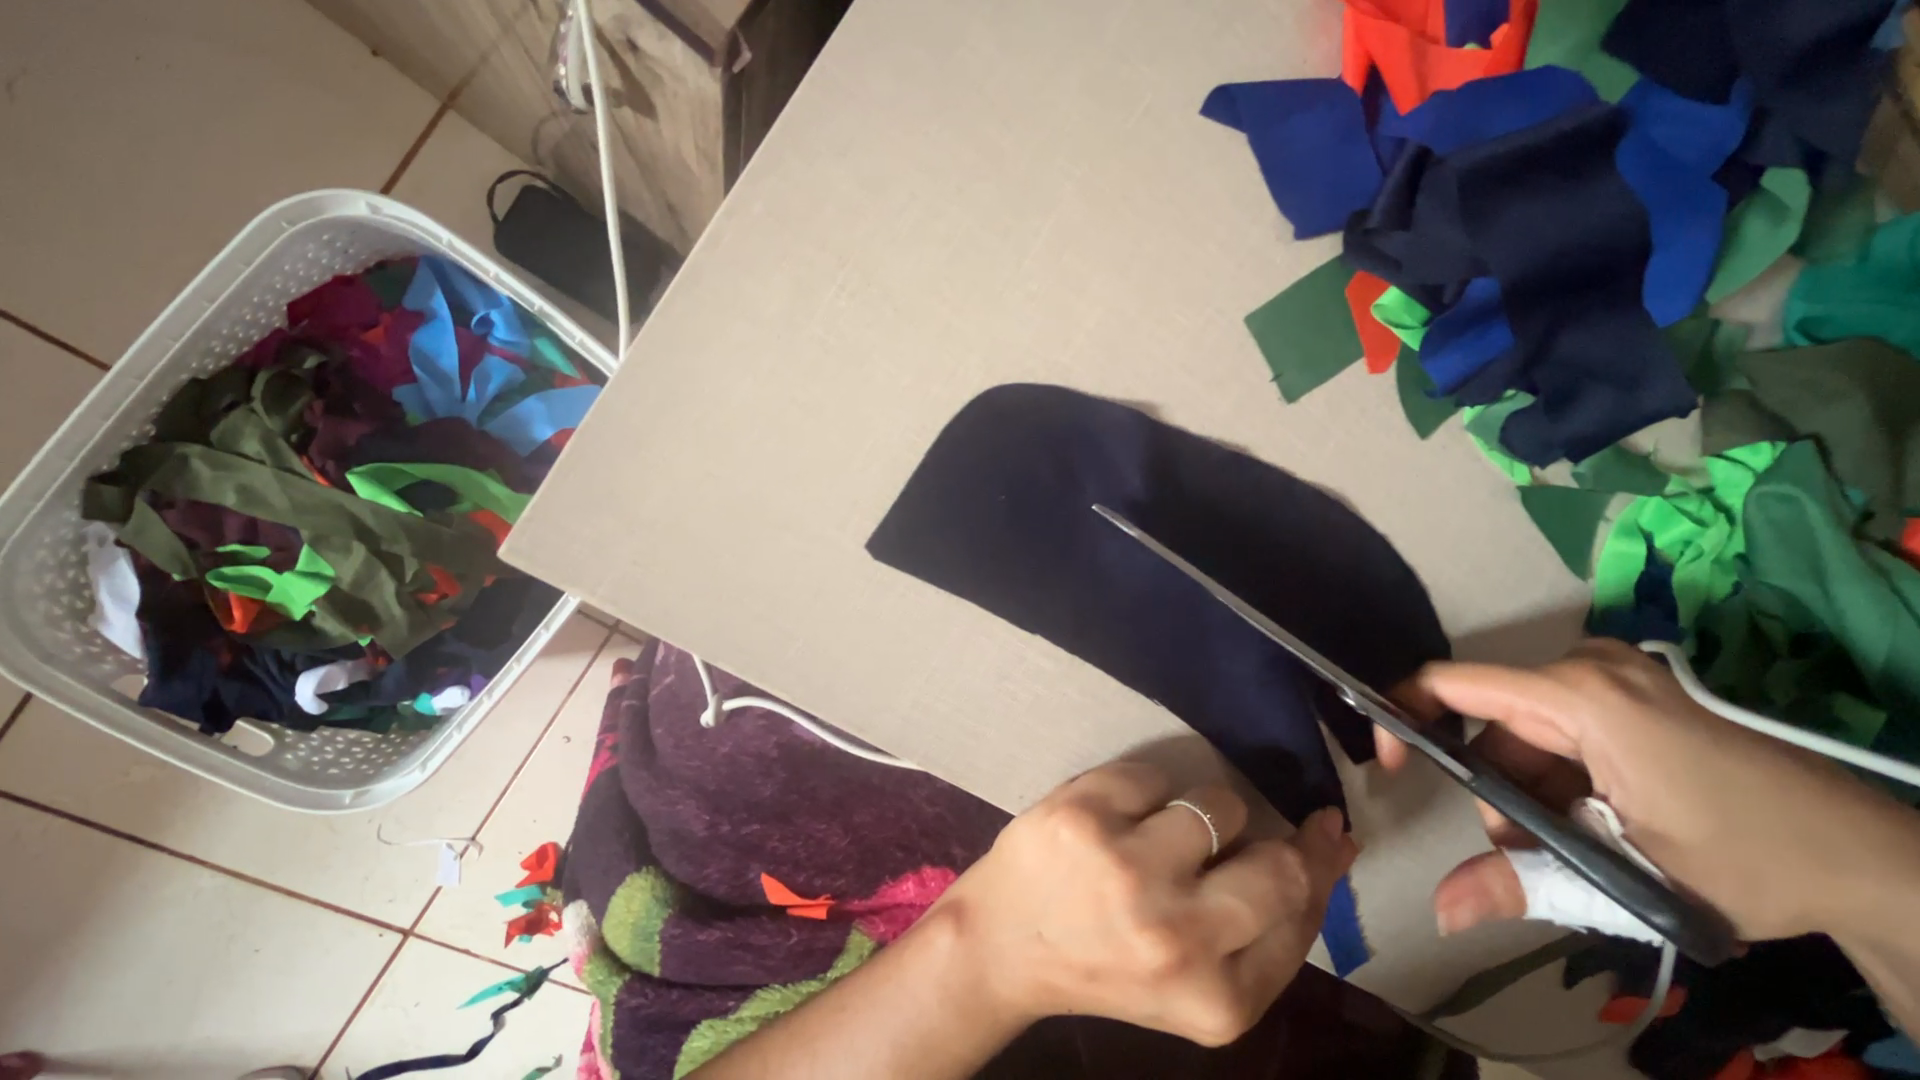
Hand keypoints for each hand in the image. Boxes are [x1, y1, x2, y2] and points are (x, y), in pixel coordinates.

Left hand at [928, 761, 1357, 1046]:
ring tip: (1153, 842)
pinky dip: (1141, 790)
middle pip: (1276, 862)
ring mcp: (1126, 871)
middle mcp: (1177, 938)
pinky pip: (1152, 773)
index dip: (1319, 865)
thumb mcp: (1197, 980)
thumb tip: (1335, 840)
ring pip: (1216, 804)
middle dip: (1263, 842)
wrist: (1000, 948)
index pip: (1302, 913)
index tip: (1325, 831)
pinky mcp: (1081, 816)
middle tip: (1222, 846)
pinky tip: (1112, 822)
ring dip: (1196, 814)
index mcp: (1217, 999)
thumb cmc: (1105, 963)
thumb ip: (1268, 925)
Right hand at [1379, 638, 1919, 945]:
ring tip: (1580, 845)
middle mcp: (1587, 668)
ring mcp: (1613, 679)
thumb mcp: (1624, 877)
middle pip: (1492, 723)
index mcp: (1579, 695)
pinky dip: (1561, 782)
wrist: (1869, 860)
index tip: (1390, 768)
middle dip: (1496, 789)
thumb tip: (1439, 914)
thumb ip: (1520, 884)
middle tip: (1530, 850)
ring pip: (1526, 734)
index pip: (1451, 684)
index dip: (1401, 717)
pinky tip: (1600, 820)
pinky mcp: (1631, 696)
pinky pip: (1560, 731)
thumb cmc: (1746, 856)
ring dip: (1530, 793)